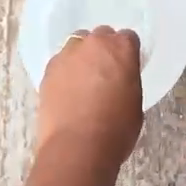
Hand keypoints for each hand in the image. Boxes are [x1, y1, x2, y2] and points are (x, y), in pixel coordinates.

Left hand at [36, 26, 143, 162]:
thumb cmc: (115, 130)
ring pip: (77, 45)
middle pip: (101, 36)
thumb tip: (119, 81)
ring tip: (80, 83)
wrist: (77, 149)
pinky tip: (65, 93)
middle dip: (103, 51)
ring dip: (81, 58)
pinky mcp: (49, 69)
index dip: (126, 55)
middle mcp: (96, 42)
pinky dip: (64, 73)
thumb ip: (128, 80)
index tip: (124, 70)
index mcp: (123, 47)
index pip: (128, 38)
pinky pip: (60, 63)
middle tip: (103, 76)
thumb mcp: (135, 102)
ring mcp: (70, 54)